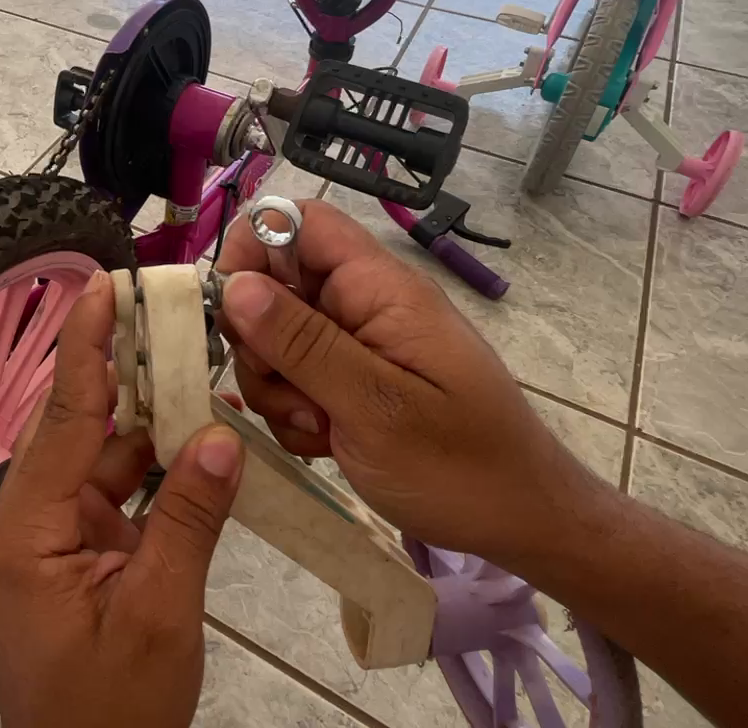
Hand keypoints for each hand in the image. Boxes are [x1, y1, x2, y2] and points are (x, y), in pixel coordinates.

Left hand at [0, 271, 244, 727]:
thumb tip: (223, 436)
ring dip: (150, 415)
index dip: (87, 342)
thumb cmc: (112, 711)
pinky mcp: (80, 546)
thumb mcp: (159, 614)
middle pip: (81, 420)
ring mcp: (57, 528)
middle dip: (124, 366)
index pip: (66, 411)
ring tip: (195, 364)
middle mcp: (33, 511)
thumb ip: (189, 518)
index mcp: (30, 521)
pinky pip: (118, 484)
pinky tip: (197, 436)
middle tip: (165, 311)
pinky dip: (156, 463)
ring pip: (105, 450)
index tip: (104, 283)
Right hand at [214, 199, 608, 565]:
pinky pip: (290, 380)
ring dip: (275, 386)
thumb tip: (234, 284)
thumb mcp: (375, 406)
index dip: (254, 247)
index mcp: (379, 288)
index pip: (301, 222)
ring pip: (273, 340)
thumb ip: (302, 343)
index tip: (229, 305)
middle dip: (260, 340)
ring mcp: (353, 345)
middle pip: (274, 286)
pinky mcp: (346, 382)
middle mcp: (361, 305)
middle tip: (286, 389)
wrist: (519, 525)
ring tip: (318, 425)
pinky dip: (291, 412)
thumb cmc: (461, 466)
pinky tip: (324, 441)